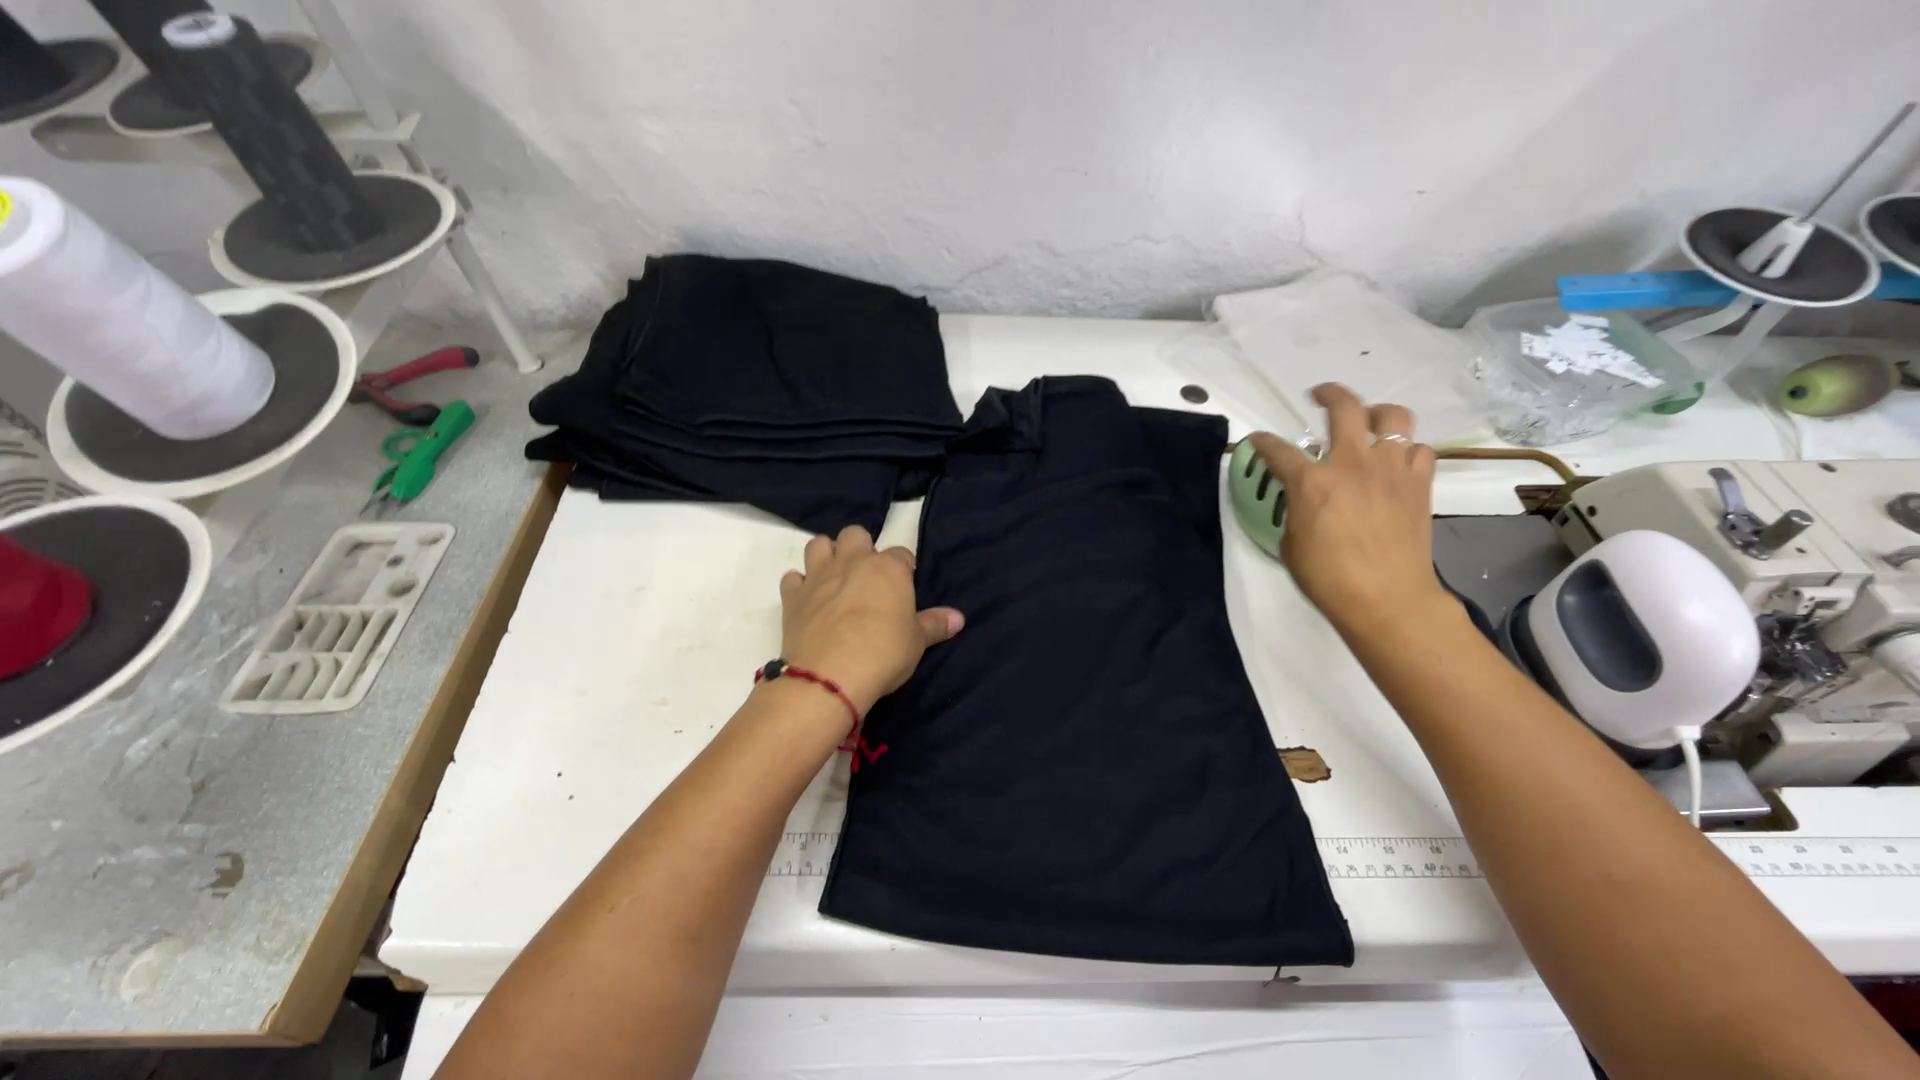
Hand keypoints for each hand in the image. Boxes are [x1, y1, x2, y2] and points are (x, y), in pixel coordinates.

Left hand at [779, 525, 964, 712]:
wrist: (830, 675)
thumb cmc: (883, 653)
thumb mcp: (916, 642)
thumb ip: (934, 625)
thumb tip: (958, 618)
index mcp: (888, 568)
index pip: (902, 555)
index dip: (904, 569)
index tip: (904, 589)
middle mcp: (852, 562)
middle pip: (855, 534)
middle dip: (861, 548)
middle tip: (867, 578)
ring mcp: (819, 576)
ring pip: (818, 544)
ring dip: (826, 555)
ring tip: (835, 578)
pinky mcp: (793, 596)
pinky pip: (792, 578)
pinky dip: (799, 585)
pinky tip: (808, 599)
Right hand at [1251, 383, 1447, 632]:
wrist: (1388, 598)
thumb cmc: (1330, 579)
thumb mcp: (1292, 544)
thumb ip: (1296, 512)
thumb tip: (1304, 502)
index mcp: (1312, 481)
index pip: (1278, 450)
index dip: (1263, 442)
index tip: (1258, 440)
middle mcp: (1352, 463)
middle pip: (1344, 407)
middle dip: (1328, 394)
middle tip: (1320, 396)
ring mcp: (1391, 469)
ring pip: (1394, 416)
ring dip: (1378, 413)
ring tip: (1370, 421)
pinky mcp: (1420, 483)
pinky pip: (1419, 450)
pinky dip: (1407, 450)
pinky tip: (1397, 462)